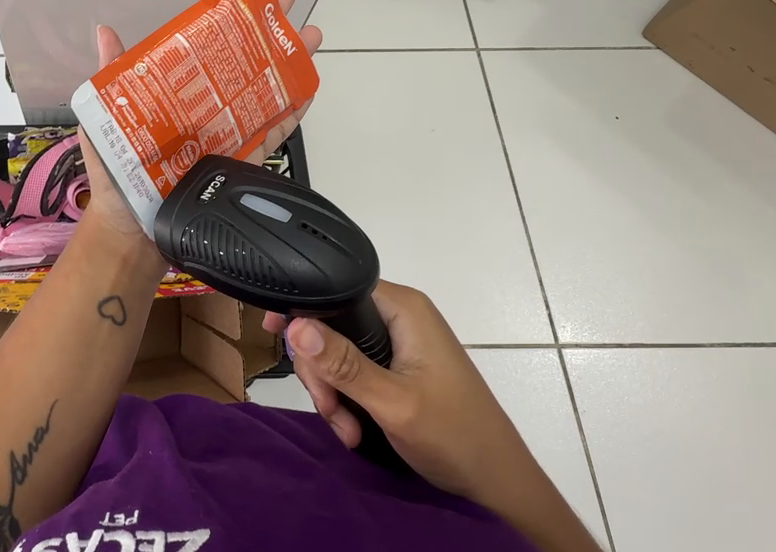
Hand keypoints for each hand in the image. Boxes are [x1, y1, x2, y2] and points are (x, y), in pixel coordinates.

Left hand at [79, 0, 323, 242]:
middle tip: (291, 1)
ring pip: (265, 91)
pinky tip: (308, 89)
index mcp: (177, 91)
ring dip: (290, 63)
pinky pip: (271, 133)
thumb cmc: (113, 173)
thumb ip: (110, 75)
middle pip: (244, 62)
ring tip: (311, 35)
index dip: (231, 18)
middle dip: (270, 30)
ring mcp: (228, 133)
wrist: (131, 231)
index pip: (208, 46)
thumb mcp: (103, 117)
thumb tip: (104, 31)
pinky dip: (292, 112)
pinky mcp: (243, 161)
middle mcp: (206, 107)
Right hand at [260, 282, 534, 504]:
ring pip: (337, 353)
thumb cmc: (454, 436)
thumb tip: (296, 324)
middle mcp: (399, 316)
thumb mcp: (392, 402)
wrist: (500, 487)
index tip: (275, 337)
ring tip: (347, 430)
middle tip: (330, 410)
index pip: (336, 289)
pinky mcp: (398, 368)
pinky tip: (355, 430)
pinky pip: (353, 372)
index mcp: (403, 307)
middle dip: (322, 371)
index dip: (303, 310)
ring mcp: (399, 343)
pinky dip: (347, 401)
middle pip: (331, 325)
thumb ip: (343, 363)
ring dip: (333, 393)